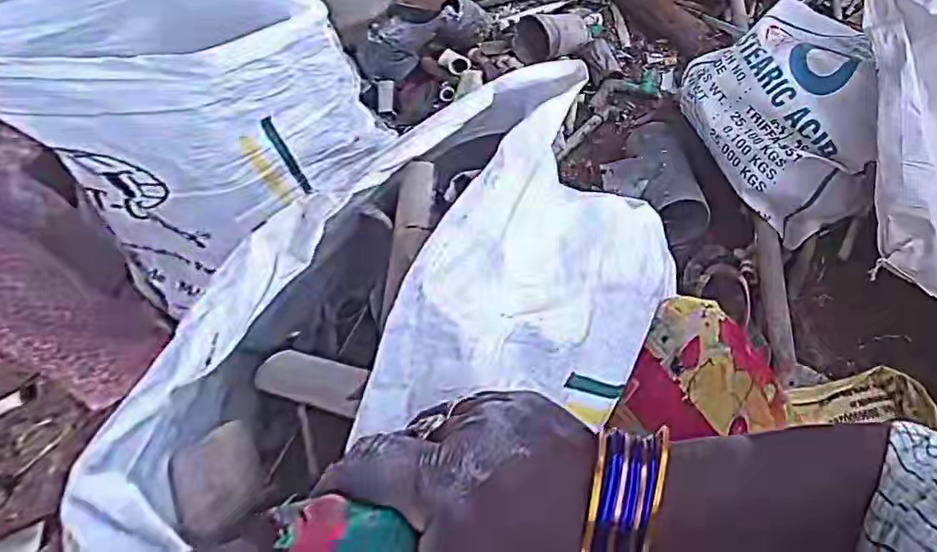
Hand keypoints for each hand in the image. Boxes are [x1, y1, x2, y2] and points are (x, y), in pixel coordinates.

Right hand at [314, 391, 596, 551]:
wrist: (608, 511)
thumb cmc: (535, 545)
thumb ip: (406, 542)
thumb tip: (377, 537)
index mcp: (443, 475)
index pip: (363, 463)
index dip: (336, 488)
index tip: (327, 509)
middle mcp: (469, 428)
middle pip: (403, 444)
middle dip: (391, 478)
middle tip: (398, 513)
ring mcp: (501, 407)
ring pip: (442, 426)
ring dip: (434, 456)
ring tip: (451, 491)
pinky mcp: (526, 399)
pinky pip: (480, 415)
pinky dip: (471, 438)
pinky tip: (485, 469)